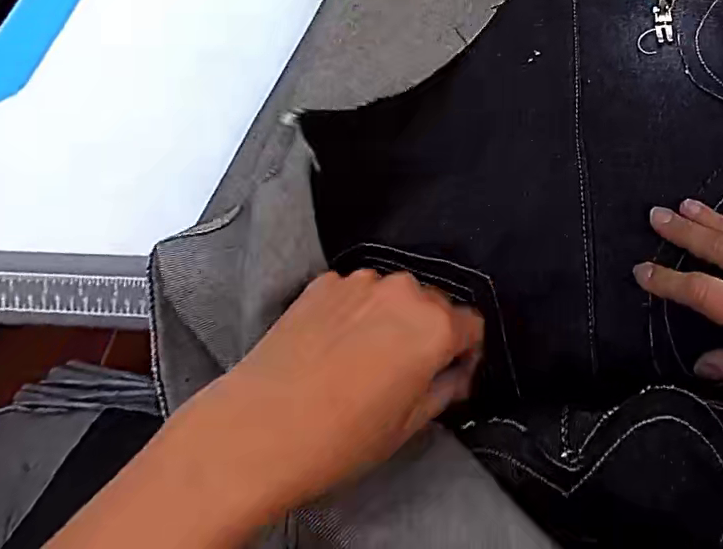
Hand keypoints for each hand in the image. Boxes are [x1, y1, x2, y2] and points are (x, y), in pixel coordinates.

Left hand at [53, 269, 483, 548]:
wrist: (249, 434)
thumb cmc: (336, 441)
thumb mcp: (405, 428)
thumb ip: (445, 391)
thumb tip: (457, 374)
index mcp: (437, 326)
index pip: (473, 325)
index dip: (465, 351)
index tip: (449, 372)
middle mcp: (408, 291)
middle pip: (435, 304)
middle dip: (427, 331)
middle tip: (401, 369)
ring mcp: (365, 281)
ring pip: (395, 296)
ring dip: (390, 317)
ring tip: (360, 355)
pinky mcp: (327, 281)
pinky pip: (357, 291)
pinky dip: (353, 311)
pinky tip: (331, 343)